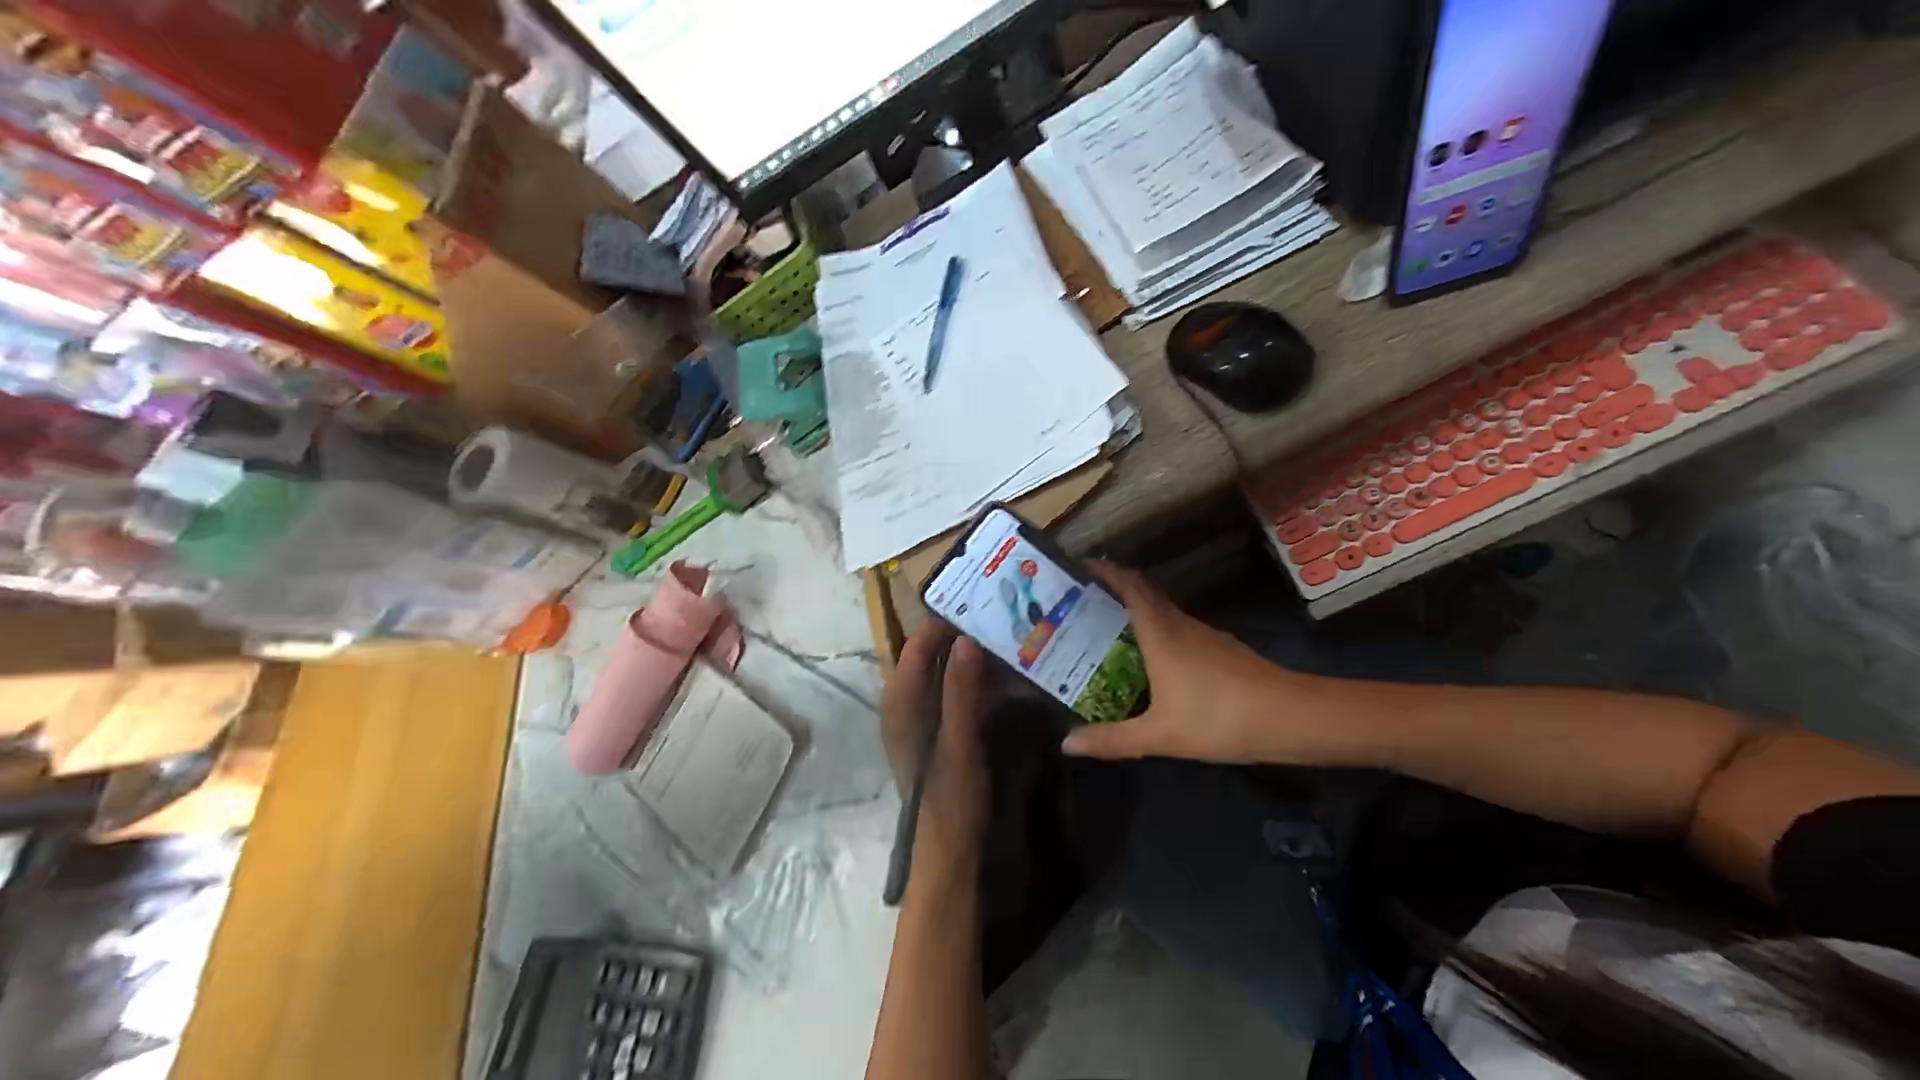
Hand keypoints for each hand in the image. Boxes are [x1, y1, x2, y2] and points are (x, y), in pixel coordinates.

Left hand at [881, 625, 989, 875]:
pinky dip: (968, 683)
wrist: (946, 854)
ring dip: (965, 661)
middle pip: (926, 658)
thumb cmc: (949, 798)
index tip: (980, 610)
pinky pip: (948, 696)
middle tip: (998, 624)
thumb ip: (960, 690)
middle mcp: (902, 707)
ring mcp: (918, 722)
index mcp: (900, 704)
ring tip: (1002, 646)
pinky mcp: (934, 736)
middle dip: (958, 639)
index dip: (943, 626)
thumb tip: (966, 639)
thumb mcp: (959, 741)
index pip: (916, 646)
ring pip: (938, 676)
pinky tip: (997, 684)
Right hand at [1060, 561, 1349, 764]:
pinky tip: (1149, 663)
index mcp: (1160, 632)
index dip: (1105, 570)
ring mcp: (1204, 636)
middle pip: (1143, 594)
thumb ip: (1111, 740)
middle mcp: (1180, 625)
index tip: (1080, 565)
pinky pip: (1177, 631)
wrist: (1292, 718)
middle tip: (1079, 605)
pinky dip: (1155, 634)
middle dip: (1112, 592)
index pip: (1129, 585)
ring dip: (1133, 615)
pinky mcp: (1221, 651)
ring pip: (1161, 614)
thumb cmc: (1219, 718)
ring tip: (1104, 634)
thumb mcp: (1158, 735)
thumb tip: (1067, 744)